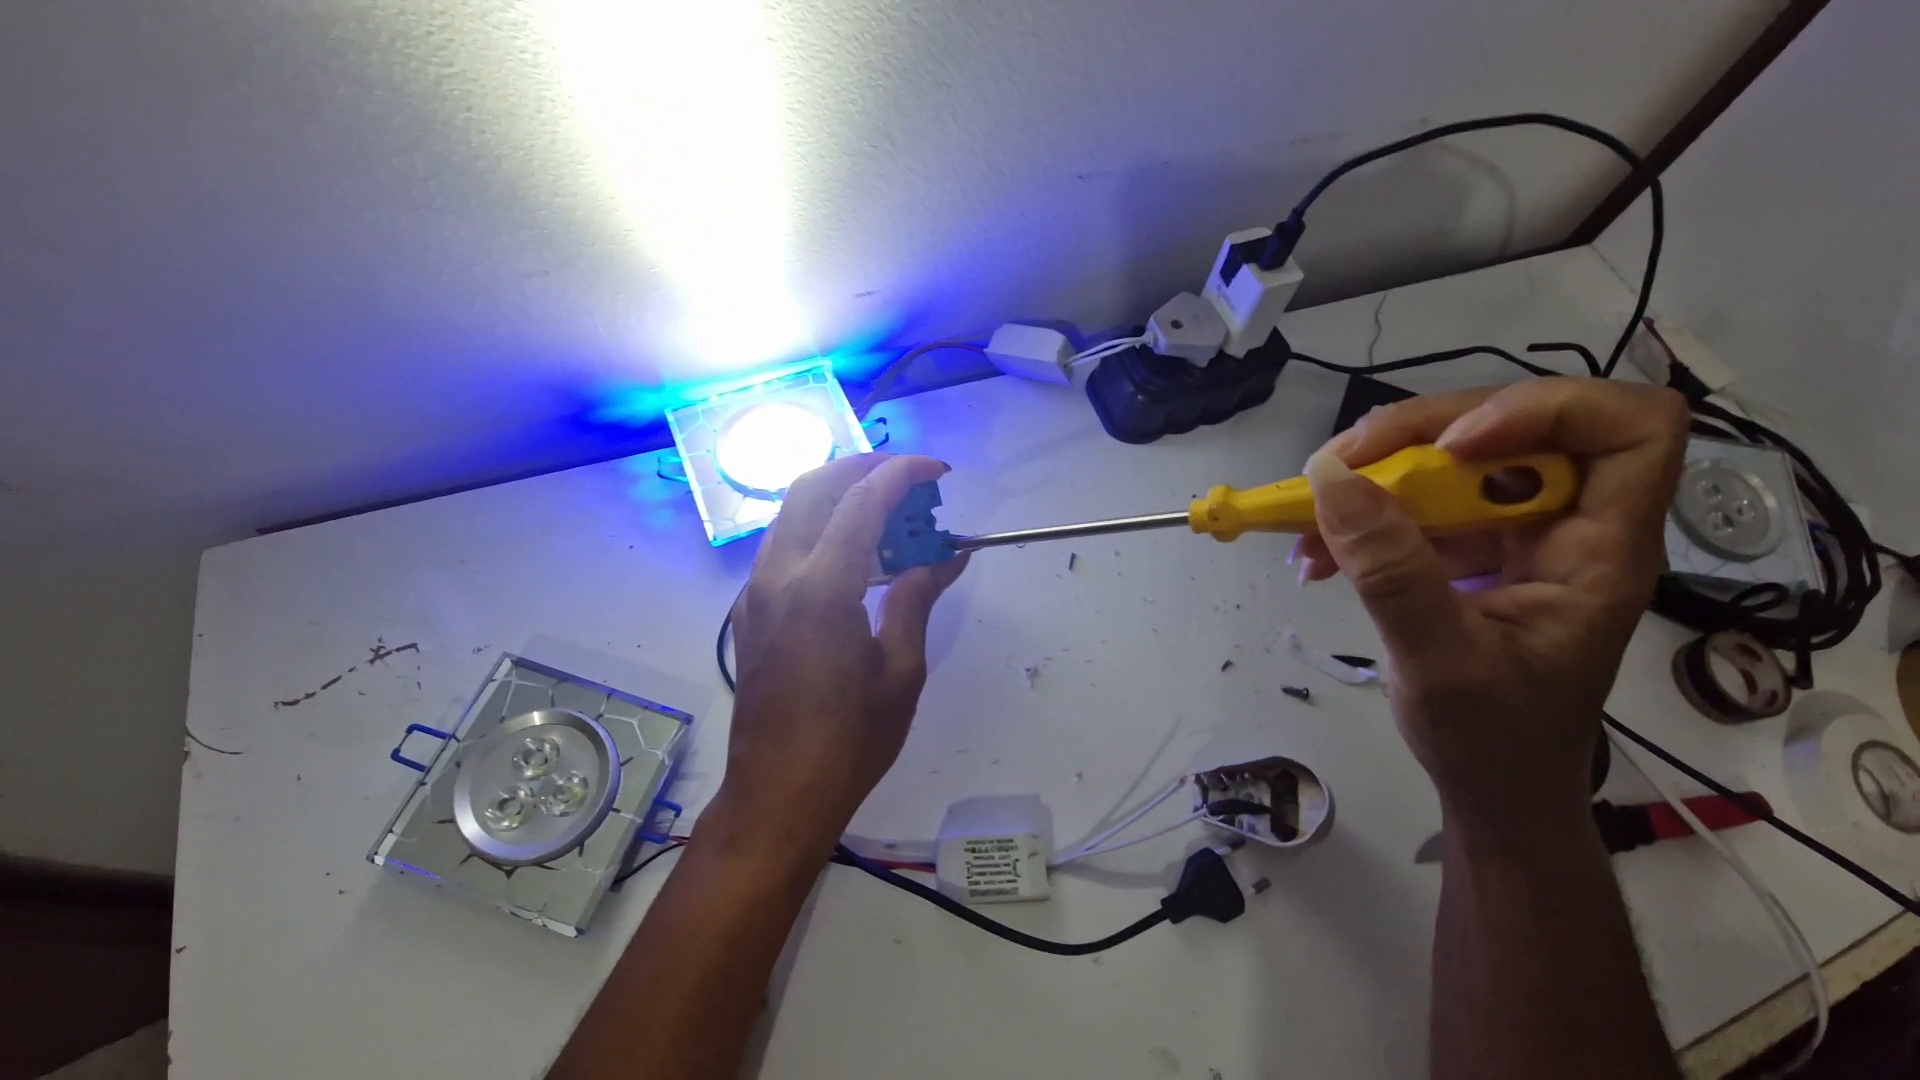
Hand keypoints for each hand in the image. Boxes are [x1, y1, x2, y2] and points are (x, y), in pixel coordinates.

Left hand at [713, 453, 968, 856]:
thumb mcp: (900, 670)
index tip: (937, 471)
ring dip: (838, 497)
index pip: (861, 502)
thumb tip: (945, 558)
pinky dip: (819, 530)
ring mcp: (756, 594)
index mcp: (820, 588)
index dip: (901, 474)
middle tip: (908, 479)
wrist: (778, 794)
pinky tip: (854, 556)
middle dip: (861, 467)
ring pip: (791, 513)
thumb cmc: (850, 740)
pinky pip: (783, 547)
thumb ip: (916, 599)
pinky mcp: (750, 613)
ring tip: (888, 513)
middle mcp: (778, 576)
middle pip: (812, 487)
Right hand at [1291, 380, 1688, 829]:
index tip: (1453, 450)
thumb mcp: (1439, 662)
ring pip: (1454, 458)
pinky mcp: (1472, 550)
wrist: (1492, 788)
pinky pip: (1418, 502)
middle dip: (1418, 436)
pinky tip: (1315, 551)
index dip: (1545, 412)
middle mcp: (1568, 524)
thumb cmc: (1492, 741)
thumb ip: (1392, 573)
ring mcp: (1516, 534)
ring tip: (1307, 512)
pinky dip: (1361, 516)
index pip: (1632, 427)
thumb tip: (1330, 479)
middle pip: (1515, 426)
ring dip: (1375, 473)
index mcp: (1601, 549)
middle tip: (1337, 465)